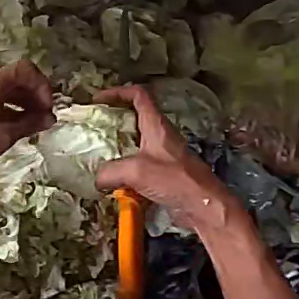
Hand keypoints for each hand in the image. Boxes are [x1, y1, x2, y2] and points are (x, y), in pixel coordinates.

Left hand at [0, 61, 56, 184]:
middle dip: (34, 95)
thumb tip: (49, 118)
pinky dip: (8, 107)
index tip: (48, 107)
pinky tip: (14, 126)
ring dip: (22, 102)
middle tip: (44, 117)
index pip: (25, 70)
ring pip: (4, 89)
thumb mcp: (2, 137)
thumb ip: (28, 124)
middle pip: (15, 79)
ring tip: (33, 124)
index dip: (42, 86)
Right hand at [95, 84, 245, 237]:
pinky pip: (139, 167)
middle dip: (113, 122)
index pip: (139, 95)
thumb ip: (110, 172)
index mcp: (156, 126)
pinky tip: (114, 184)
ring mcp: (163, 156)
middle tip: (94, 130)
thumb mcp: (135, 171)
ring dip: (118, 150)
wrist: (204, 206)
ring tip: (100, 158)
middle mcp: (160, 136)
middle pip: (135, 119)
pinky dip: (125, 172)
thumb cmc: (175, 180)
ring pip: (135, 145)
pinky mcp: (164, 175)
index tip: (98, 100)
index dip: (118, 92)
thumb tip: (97, 179)